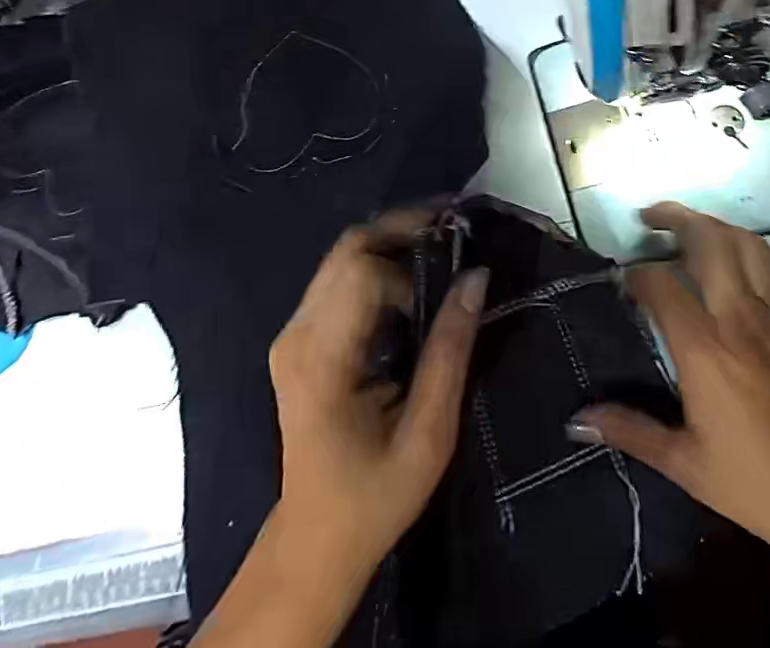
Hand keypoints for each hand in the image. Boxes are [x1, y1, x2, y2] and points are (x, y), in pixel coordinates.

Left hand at [200, 210, 486, 647]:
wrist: (317, 539)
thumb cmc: (376, 495)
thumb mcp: (429, 430)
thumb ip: (450, 350)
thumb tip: (476, 276)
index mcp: (321, 357)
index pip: (360, 268)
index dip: (411, 259)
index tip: (455, 269)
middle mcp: (297, 334)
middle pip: (347, 249)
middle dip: (404, 230)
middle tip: (457, 233)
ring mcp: (293, 335)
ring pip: (342, 259)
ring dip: (394, 246)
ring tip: (444, 253)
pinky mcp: (300, 340)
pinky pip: (340, 282)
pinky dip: (381, 269)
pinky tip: (416, 284)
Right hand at [570, 203, 769, 647]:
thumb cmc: (761, 486)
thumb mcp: (685, 464)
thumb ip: (630, 430)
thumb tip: (576, 422)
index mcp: (706, 348)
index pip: (661, 284)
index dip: (636, 274)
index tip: (623, 281)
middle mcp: (743, 317)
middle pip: (710, 241)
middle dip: (676, 218)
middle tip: (650, 218)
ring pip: (750, 245)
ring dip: (718, 226)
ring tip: (694, 229)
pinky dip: (767, 253)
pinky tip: (753, 260)